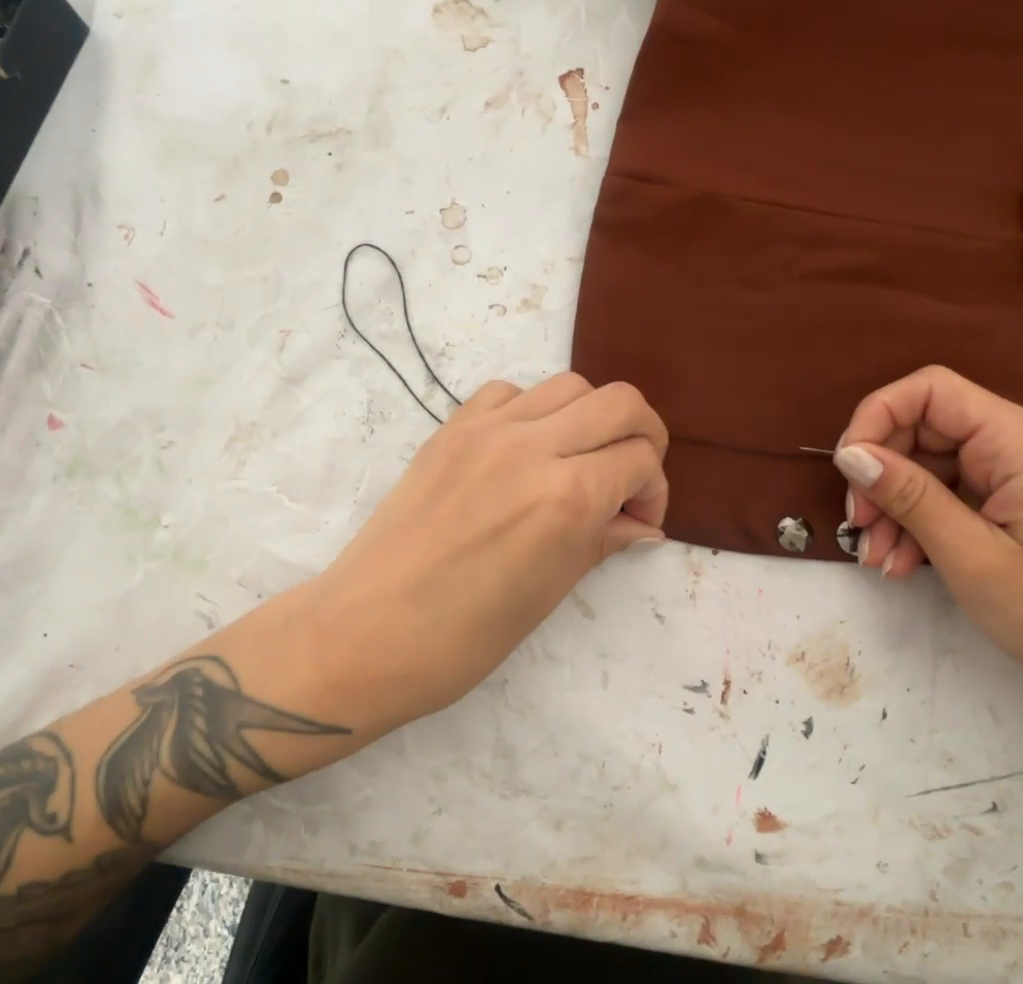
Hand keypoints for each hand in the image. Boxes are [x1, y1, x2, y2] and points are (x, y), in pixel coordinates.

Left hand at [314, 374, 668, 726]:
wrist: (368, 631)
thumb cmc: (465, 636)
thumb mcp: (550, 592)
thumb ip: (603, 541)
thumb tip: (643, 525)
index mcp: (566, 497)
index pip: (640, 460)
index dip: (654, 491)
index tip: (640, 521)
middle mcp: (532, 447)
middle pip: (619, 402)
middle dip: (643, 436)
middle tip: (631, 478)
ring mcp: (486, 430)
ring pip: (569, 386)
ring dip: (591, 418)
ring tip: (580, 462)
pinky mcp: (450, 429)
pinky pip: (509, 393)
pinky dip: (534, 411)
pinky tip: (527, 451)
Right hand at [834, 366, 1022, 707]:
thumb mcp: (972, 557)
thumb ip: (909, 498)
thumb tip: (849, 454)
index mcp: (1019, 441)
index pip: (930, 390)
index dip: (877, 417)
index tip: (848, 471)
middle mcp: (1020, 443)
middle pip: (925, 428)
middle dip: (881, 473)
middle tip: (857, 528)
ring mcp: (1020, 473)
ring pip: (932, 467)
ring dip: (895, 507)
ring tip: (877, 560)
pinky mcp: (1018, 502)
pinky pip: (953, 495)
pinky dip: (921, 524)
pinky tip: (903, 565)